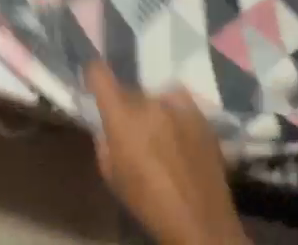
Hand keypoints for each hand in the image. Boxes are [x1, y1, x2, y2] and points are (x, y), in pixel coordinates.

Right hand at [86, 62, 248, 244]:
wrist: (202, 225)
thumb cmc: (147, 202)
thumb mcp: (110, 173)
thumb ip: (104, 139)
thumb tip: (106, 125)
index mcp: (121, 115)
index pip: (99, 73)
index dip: (94, 74)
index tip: (93, 82)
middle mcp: (150, 103)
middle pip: (130, 88)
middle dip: (127, 103)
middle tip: (131, 124)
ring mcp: (180, 110)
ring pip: (158, 95)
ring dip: (154, 107)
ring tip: (159, 128)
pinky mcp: (204, 121)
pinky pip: (182, 105)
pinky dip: (177, 113)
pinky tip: (180, 133)